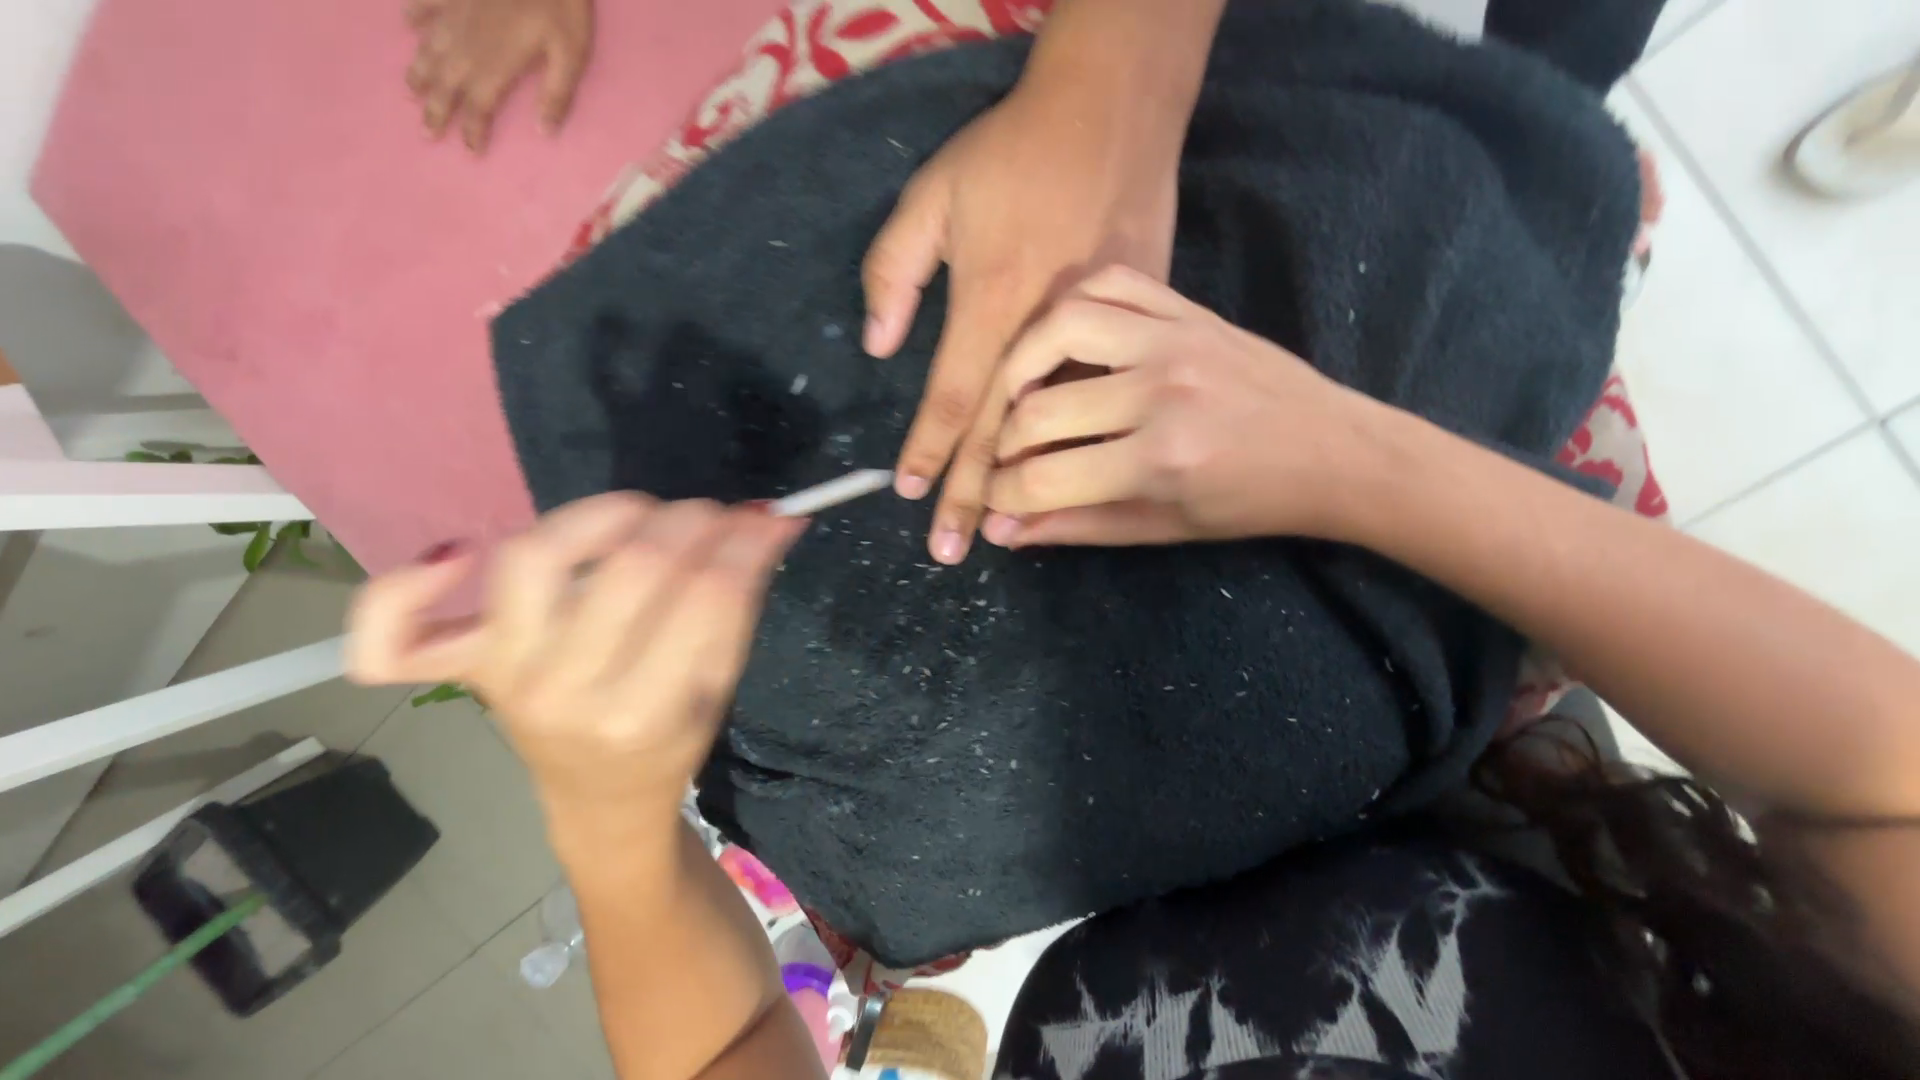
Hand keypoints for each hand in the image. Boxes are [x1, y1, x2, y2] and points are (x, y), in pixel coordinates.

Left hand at [346, 495, 804, 814]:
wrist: (600, 800)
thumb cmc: (668, 745)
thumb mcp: (718, 690)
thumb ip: (738, 605)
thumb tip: (766, 521)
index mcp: (645, 715)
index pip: (706, 598)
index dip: (744, 543)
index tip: (767, 516)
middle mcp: (565, 694)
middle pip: (634, 568)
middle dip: (690, 522)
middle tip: (714, 515)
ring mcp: (505, 677)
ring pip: (535, 561)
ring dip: (598, 517)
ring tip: (639, 514)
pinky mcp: (463, 670)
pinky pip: (393, 639)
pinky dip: (402, 590)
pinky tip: (454, 554)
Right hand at [405, 0, 591, 152]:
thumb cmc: (562, 5)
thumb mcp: (572, 55)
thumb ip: (557, 95)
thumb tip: (546, 132)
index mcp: (498, 64)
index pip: (479, 106)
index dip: (473, 130)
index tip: (469, 150)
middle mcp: (468, 42)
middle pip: (446, 83)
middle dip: (436, 109)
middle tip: (426, 132)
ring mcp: (456, 11)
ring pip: (429, 48)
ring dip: (419, 72)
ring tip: (411, 91)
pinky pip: (426, 4)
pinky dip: (415, 16)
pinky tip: (407, 26)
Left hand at [862, 75, 1178, 564]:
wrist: (1114, 111)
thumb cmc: (1014, 152)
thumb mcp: (931, 194)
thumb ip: (894, 271)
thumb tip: (878, 345)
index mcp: (994, 302)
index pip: (952, 399)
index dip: (930, 451)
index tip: (910, 495)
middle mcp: (1044, 332)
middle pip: (1001, 431)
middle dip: (974, 494)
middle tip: (953, 550)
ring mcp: (1098, 334)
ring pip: (1056, 424)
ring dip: (1029, 479)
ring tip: (1006, 532)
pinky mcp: (1138, 327)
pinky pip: (1103, 395)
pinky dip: (1082, 437)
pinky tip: (1074, 473)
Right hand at [980, 267, 1386, 547]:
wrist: (1333, 450)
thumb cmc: (1247, 502)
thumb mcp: (1161, 527)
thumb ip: (1076, 526)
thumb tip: (1000, 530)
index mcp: (1160, 461)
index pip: (1044, 478)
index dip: (1000, 495)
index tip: (990, 499)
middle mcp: (1161, 392)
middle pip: (1039, 410)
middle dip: (1000, 444)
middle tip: (1000, 458)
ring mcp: (1175, 339)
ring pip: (1061, 327)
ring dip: (1018, 363)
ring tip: (1013, 394)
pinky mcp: (1187, 308)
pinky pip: (1110, 283)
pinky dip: (1069, 305)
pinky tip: (1055, 338)